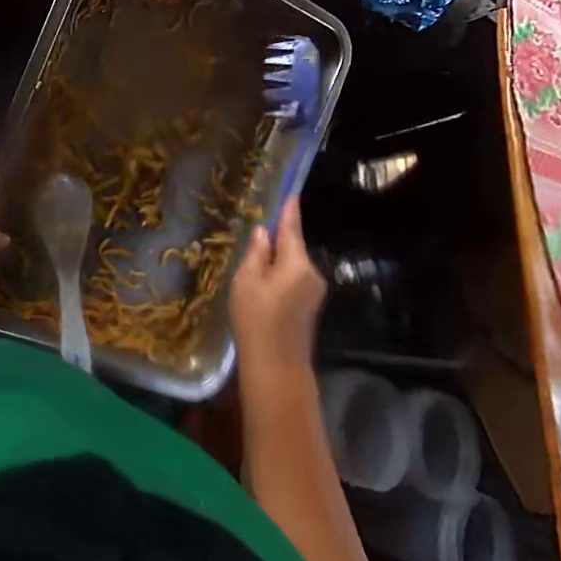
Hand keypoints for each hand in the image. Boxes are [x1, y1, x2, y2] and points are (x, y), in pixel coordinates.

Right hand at [229, 197, 324, 376]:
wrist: (277, 366)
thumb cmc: (257, 320)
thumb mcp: (247, 281)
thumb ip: (256, 253)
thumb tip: (263, 233)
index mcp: (297, 263)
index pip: (292, 229)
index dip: (289, 211)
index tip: (291, 193)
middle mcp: (312, 274)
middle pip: (293, 249)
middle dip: (276, 241)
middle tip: (254, 235)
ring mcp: (313, 293)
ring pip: (292, 267)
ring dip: (275, 262)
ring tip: (251, 265)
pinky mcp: (309, 308)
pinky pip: (293, 282)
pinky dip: (278, 278)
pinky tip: (261, 287)